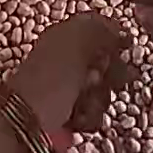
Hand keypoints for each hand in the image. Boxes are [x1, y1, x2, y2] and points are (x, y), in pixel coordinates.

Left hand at [4, 12, 133, 135]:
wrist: (27, 126)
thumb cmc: (50, 81)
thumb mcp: (76, 46)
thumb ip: (100, 31)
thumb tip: (121, 30)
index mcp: (62, 35)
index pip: (97, 26)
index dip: (113, 36)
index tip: (125, 48)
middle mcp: (65, 58)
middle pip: (105, 61)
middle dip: (109, 74)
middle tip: (97, 81)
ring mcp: (67, 86)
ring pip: (103, 88)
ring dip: (98, 99)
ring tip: (83, 105)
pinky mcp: (69, 112)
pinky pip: (93, 110)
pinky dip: (90, 116)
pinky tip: (79, 120)